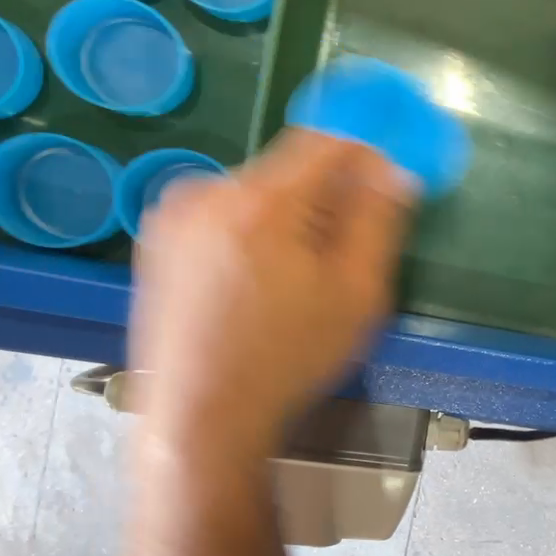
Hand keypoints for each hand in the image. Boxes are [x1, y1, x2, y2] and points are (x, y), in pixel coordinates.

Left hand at [129, 129, 415, 454]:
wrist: (201, 415)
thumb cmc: (291, 356)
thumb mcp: (357, 293)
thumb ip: (379, 221)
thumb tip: (395, 171)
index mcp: (261, 201)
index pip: (328, 140)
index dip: (369, 151)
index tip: (394, 178)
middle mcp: (208, 190)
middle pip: (292, 168)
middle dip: (331, 195)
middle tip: (351, 249)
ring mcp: (174, 213)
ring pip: (260, 191)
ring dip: (294, 215)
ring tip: (302, 278)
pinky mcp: (159, 239)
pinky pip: (228, 212)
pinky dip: (257, 231)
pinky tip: (262, 283)